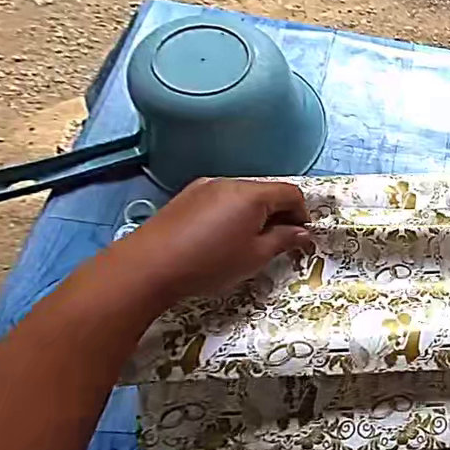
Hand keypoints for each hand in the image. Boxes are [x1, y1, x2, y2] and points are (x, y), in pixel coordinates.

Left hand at [99, 178, 312, 308]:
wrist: (147, 267)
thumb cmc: (209, 263)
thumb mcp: (255, 257)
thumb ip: (283, 240)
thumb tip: (302, 233)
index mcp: (252, 194)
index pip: (291, 193)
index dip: (302, 214)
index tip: (300, 237)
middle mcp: (230, 182)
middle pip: (266, 191)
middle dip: (278, 214)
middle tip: (278, 243)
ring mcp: (205, 186)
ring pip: (242, 195)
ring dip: (254, 214)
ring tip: (248, 243)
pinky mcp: (186, 196)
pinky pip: (220, 199)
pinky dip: (231, 213)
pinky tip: (221, 238)